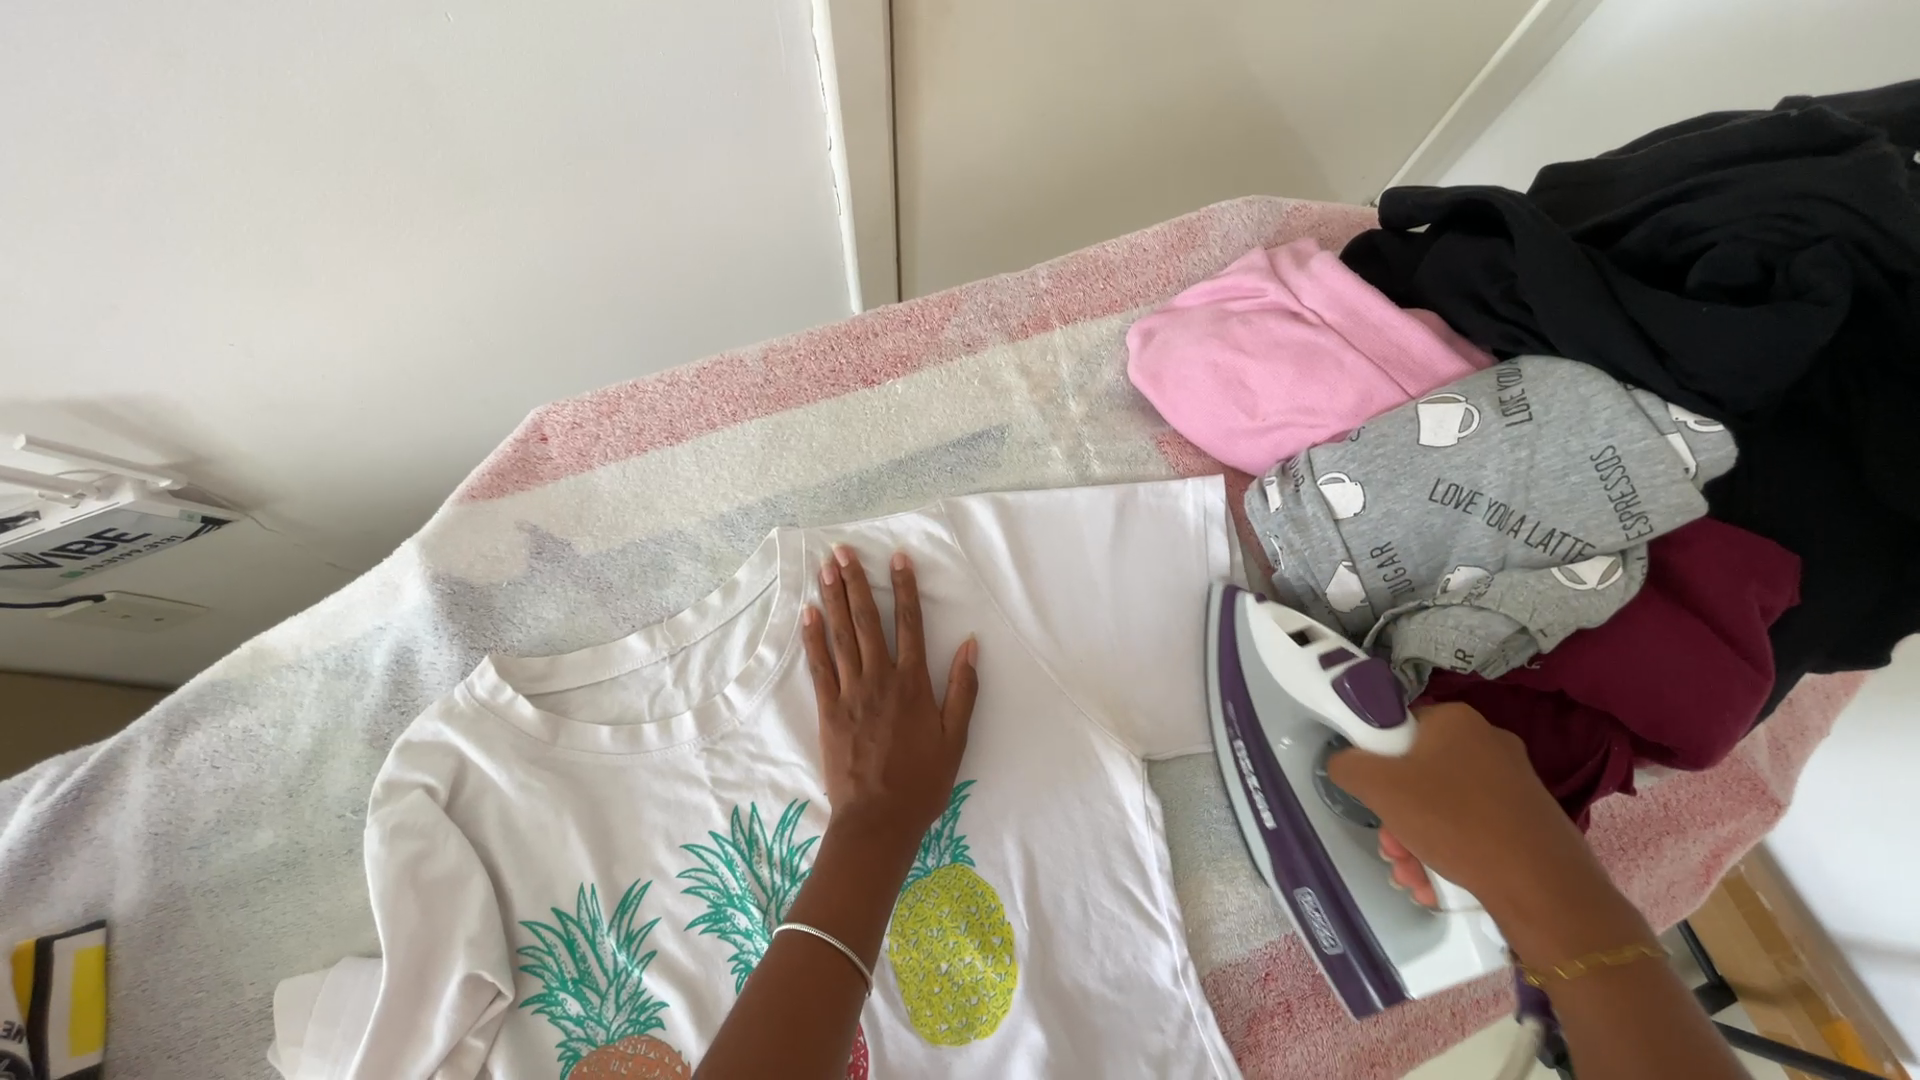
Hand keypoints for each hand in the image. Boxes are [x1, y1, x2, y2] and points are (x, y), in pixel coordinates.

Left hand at [802, 546, 978, 849]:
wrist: (878, 820)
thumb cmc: (922, 781)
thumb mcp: (956, 738)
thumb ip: (963, 689)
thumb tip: (970, 644)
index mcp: (913, 684)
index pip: (909, 624)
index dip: (904, 589)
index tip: (897, 559)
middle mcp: (880, 680)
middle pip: (868, 621)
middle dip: (856, 582)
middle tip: (843, 550)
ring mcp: (850, 693)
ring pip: (841, 636)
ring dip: (833, 599)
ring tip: (826, 569)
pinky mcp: (828, 710)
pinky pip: (819, 666)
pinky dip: (813, 638)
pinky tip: (809, 613)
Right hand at [1327, 702, 1603, 920]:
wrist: (1543, 888)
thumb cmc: (1454, 821)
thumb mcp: (1377, 786)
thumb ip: (1346, 765)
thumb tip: (1347, 764)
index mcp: (1455, 720)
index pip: (1397, 726)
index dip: (1375, 758)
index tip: (1372, 793)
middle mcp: (1488, 742)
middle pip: (1417, 771)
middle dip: (1395, 814)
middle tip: (1390, 846)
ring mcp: (1513, 782)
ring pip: (1441, 804)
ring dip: (1415, 839)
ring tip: (1410, 876)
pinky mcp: (1527, 819)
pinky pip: (1470, 826)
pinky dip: (1447, 851)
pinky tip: (1434, 883)